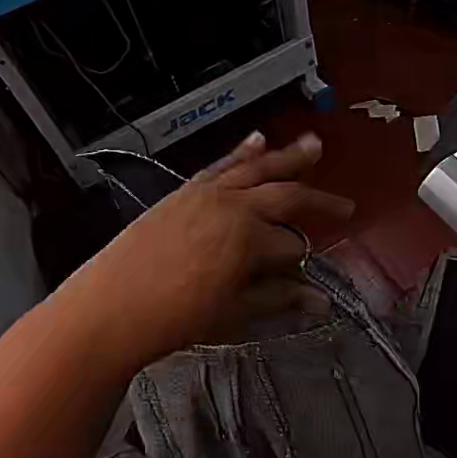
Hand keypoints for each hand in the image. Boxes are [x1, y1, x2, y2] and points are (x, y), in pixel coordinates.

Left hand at [62, 132, 352, 362]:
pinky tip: (257, 139)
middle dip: (318, 201)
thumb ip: (277, 299)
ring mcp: (207, 193)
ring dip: (287, 157)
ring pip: (256, 168)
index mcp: (248, 238)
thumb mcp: (232, 313)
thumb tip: (320, 302)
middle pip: (285, 196)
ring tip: (313, 143)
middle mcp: (232, 205)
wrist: (111, 306)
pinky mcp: (185, 190)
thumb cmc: (175, 317)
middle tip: (345, 204)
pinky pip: (220, 165)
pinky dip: (241, 151)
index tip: (307, 277)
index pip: (290, 246)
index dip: (300, 263)